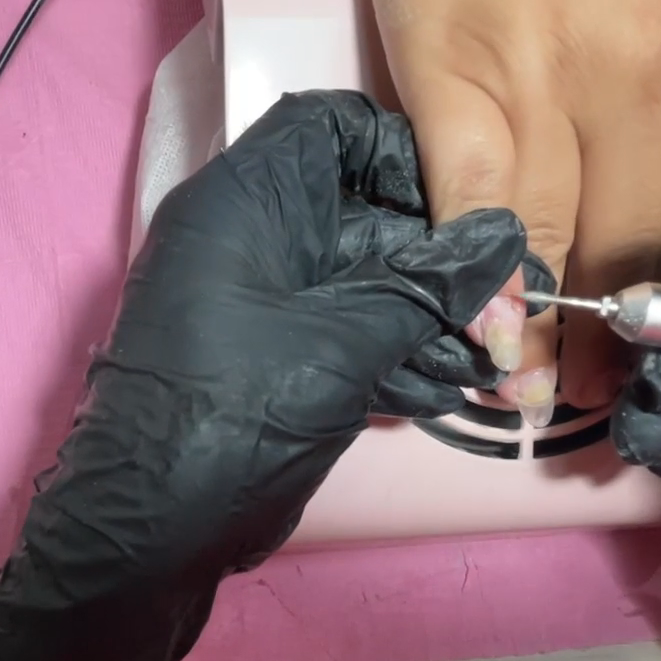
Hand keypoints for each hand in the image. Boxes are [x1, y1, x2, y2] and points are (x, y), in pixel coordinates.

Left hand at [0, 92, 532, 660]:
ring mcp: (257, 304)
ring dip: (424, 323)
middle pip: (358, 216)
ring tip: (489, 365)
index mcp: (243, 203)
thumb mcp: (342, 344)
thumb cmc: (236, 414)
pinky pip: (338, 336)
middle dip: (434, 264)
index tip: (463, 203)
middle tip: (504, 310)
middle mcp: (247, 240)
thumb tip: (502, 237)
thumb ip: (427, 286)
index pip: (327, 129)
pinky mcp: (271, 359)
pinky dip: (389, 358)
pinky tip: (443, 391)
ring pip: (357, 286)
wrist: (156, 530)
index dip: (401, 153)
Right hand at [349, 0, 660, 419]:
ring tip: (532, 394)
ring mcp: (545, 84)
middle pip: (631, 236)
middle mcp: (646, 74)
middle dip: (613, 329)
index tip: (659, 348)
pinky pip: (474, 200)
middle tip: (592, 392)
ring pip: (555, 237)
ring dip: (546, 329)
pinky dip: (484, 274)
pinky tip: (487, 339)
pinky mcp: (455, 82)